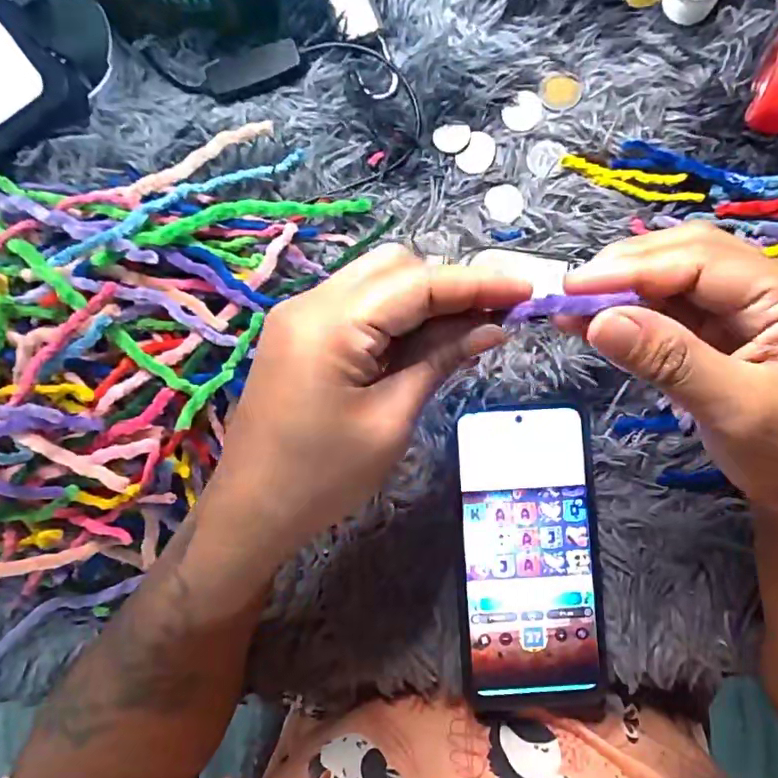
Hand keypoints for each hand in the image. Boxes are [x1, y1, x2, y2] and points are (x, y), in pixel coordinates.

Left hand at [209, 244, 530, 554]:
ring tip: (469, 327)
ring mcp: (299, 316)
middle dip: (449, 284)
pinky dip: (395, 315)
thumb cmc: (324, 478)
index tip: (527, 289)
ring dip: (424, 298)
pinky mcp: (298, 335)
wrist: (251, 511)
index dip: (477, 283)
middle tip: (496, 314)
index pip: (417, 282)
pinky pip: (357, 306)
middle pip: (394, 266)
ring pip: (376, 281)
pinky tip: (426, 339)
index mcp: (331, 323)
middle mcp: (310, 302)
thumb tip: (491, 327)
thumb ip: (439, 360)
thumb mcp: (391, 420)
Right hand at [555, 223, 777, 524]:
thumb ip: (668, 359)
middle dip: (628, 271)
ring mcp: (754, 313)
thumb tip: (599, 321)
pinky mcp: (733, 337)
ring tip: (575, 304)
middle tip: (569, 290)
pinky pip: (680, 315)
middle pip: (692, 259)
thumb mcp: (733, 409)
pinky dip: (639, 317)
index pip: (704, 262)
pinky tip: (603, 320)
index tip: (574, 283)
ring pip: (681, 284)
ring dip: (628, 292)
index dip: (634, 269)